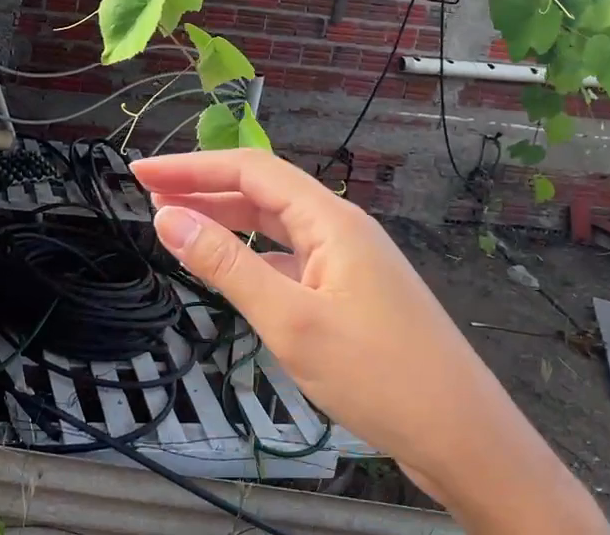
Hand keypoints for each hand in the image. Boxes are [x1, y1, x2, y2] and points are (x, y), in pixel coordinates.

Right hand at [133, 149, 608, 534]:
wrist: (468, 443)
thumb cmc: (381, 377)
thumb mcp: (290, 321)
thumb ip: (225, 265)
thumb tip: (167, 218)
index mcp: (331, 220)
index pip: (249, 169)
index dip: (190, 166)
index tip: (141, 172)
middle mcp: (341, 228)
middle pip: (261, 190)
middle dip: (202, 187)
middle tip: (147, 194)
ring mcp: (349, 261)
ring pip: (275, 224)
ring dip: (224, 219)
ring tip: (175, 223)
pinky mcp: (353, 293)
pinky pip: (289, 255)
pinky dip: (251, 253)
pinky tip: (230, 268)